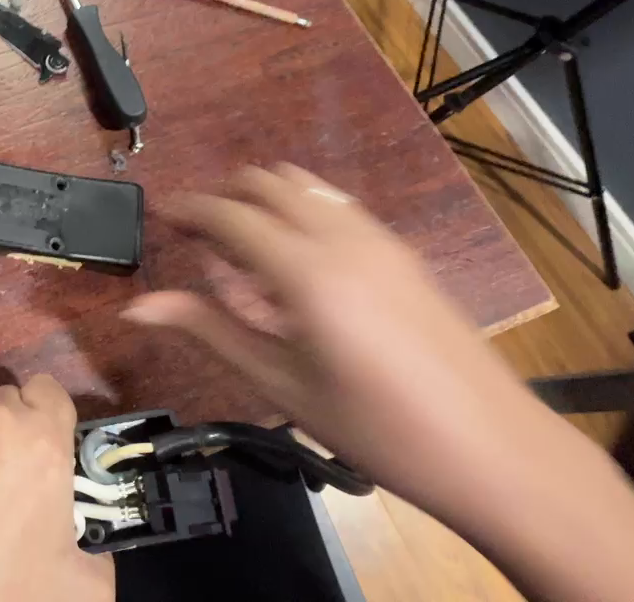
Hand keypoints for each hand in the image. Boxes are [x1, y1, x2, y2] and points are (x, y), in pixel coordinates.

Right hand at [123, 163, 547, 512]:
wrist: (496, 451)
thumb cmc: (376, 428)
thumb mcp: (281, 383)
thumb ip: (208, 330)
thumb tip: (137, 309)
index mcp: (304, 269)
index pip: (227, 213)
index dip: (187, 209)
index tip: (160, 218)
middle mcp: (339, 236)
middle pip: (265, 181)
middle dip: (223, 197)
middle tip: (198, 239)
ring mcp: (377, 238)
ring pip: (303, 185)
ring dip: (263, 199)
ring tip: (244, 249)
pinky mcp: (401, 251)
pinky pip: (334, 204)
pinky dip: (299, 210)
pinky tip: (296, 263)